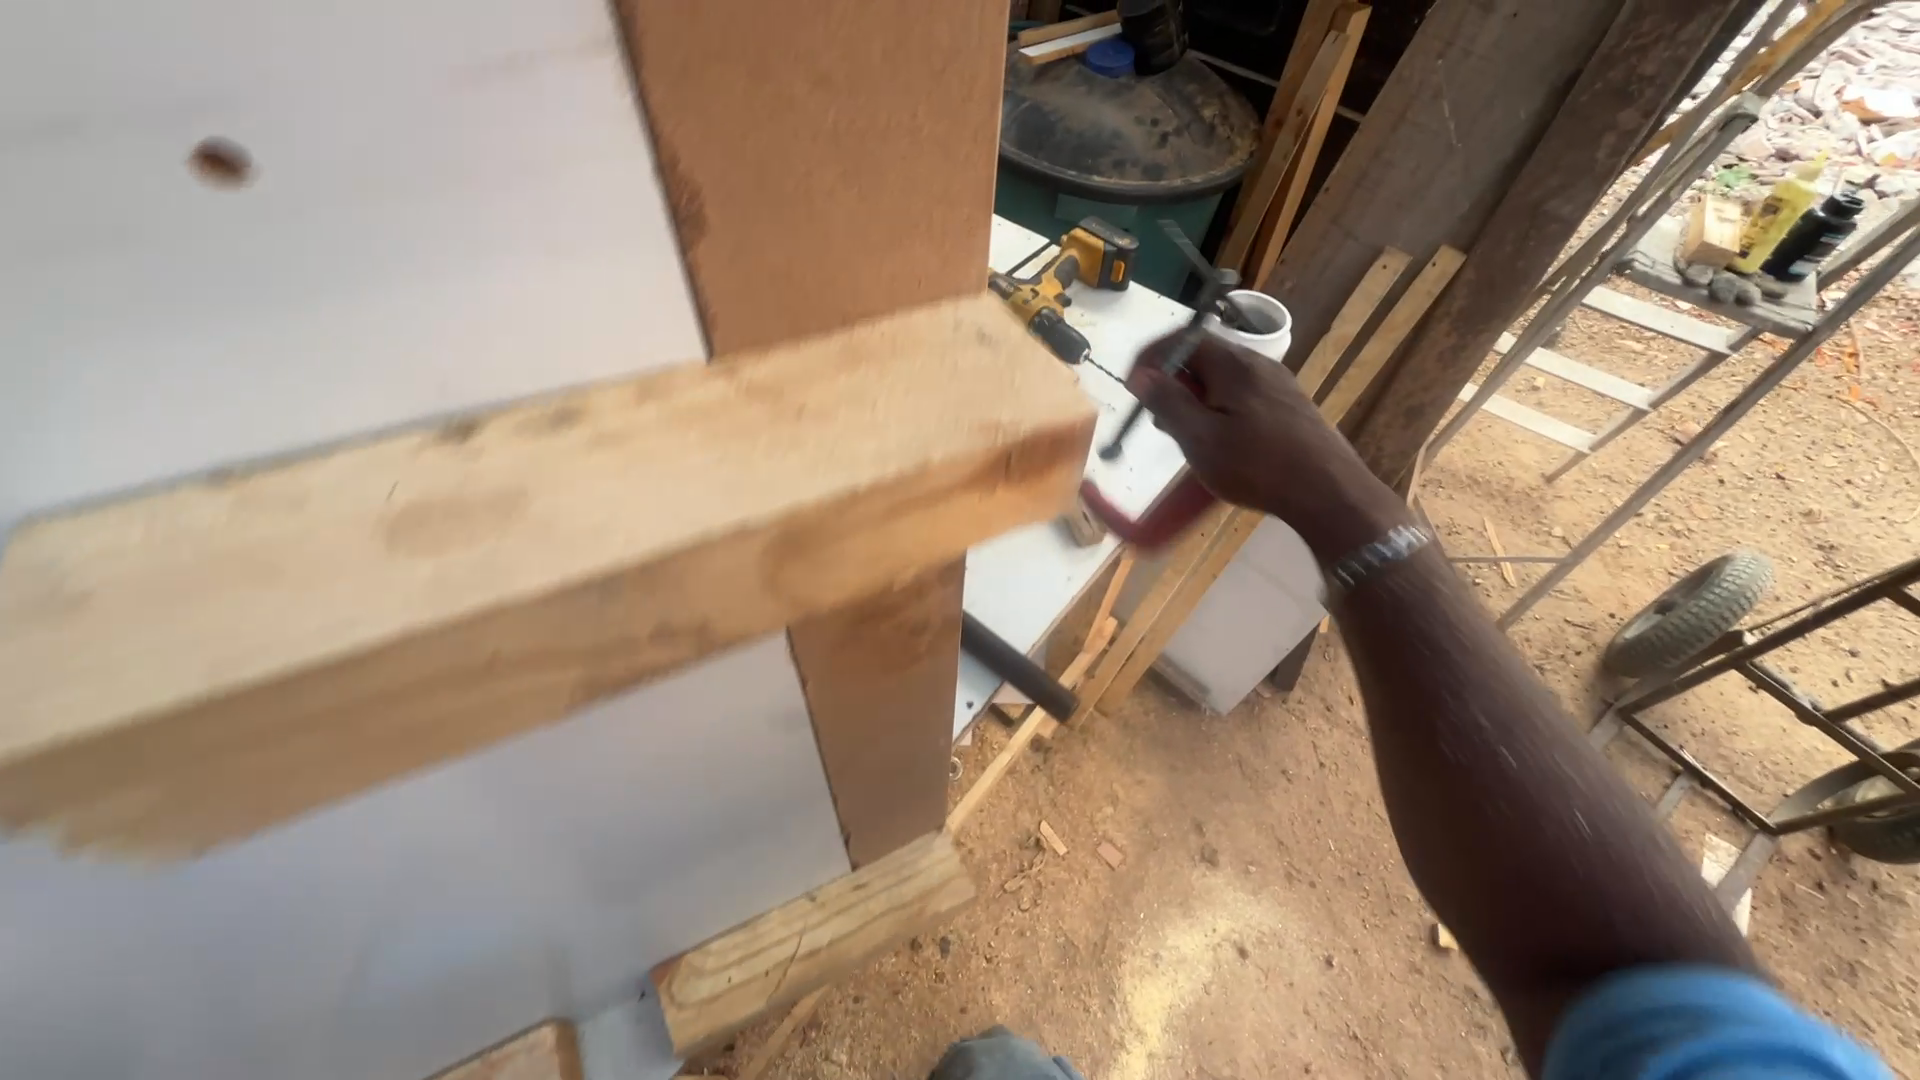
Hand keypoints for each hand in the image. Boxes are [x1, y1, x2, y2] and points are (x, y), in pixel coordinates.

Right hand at [1125, 332, 1409, 559]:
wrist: (1329, 493)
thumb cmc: (1257, 466)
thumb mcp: (1200, 438)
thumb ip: (1168, 403)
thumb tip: (1140, 374)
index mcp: (1234, 365)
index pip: (1184, 339)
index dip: (1152, 358)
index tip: (1133, 387)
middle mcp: (1258, 365)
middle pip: (1204, 358)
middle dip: (1173, 383)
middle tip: (1158, 420)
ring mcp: (1278, 385)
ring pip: (1223, 380)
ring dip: (1196, 401)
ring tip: (1186, 438)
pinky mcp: (1289, 407)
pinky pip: (1243, 397)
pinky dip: (1220, 411)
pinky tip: (1222, 444)